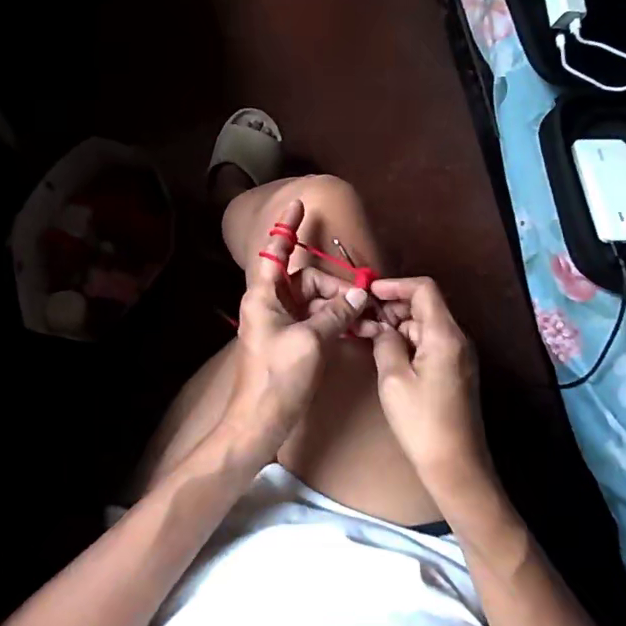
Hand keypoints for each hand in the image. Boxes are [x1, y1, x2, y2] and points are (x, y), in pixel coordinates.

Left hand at [225, 199, 369, 457]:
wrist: (259, 422)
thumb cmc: (277, 378)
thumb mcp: (311, 341)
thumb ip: (336, 314)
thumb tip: (360, 296)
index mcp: (263, 296)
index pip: (275, 251)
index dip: (287, 226)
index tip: (299, 203)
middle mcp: (269, 304)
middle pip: (306, 280)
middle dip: (335, 287)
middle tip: (362, 304)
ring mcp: (279, 323)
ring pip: (314, 301)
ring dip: (339, 307)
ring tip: (366, 320)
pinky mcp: (290, 341)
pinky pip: (315, 320)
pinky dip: (334, 321)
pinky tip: (357, 329)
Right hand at [359, 276, 486, 480]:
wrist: (456, 465)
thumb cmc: (422, 421)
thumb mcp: (393, 379)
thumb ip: (385, 343)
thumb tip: (382, 328)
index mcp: (445, 335)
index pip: (424, 289)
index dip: (394, 285)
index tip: (368, 294)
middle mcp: (457, 339)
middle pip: (424, 306)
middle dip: (392, 307)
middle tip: (361, 320)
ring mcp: (458, 355)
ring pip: (424, 325)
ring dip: (397, 326)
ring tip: (368, 337)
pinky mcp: (455, 371)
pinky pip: (429, 343)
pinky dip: (407, 342)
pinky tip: (386, 354)